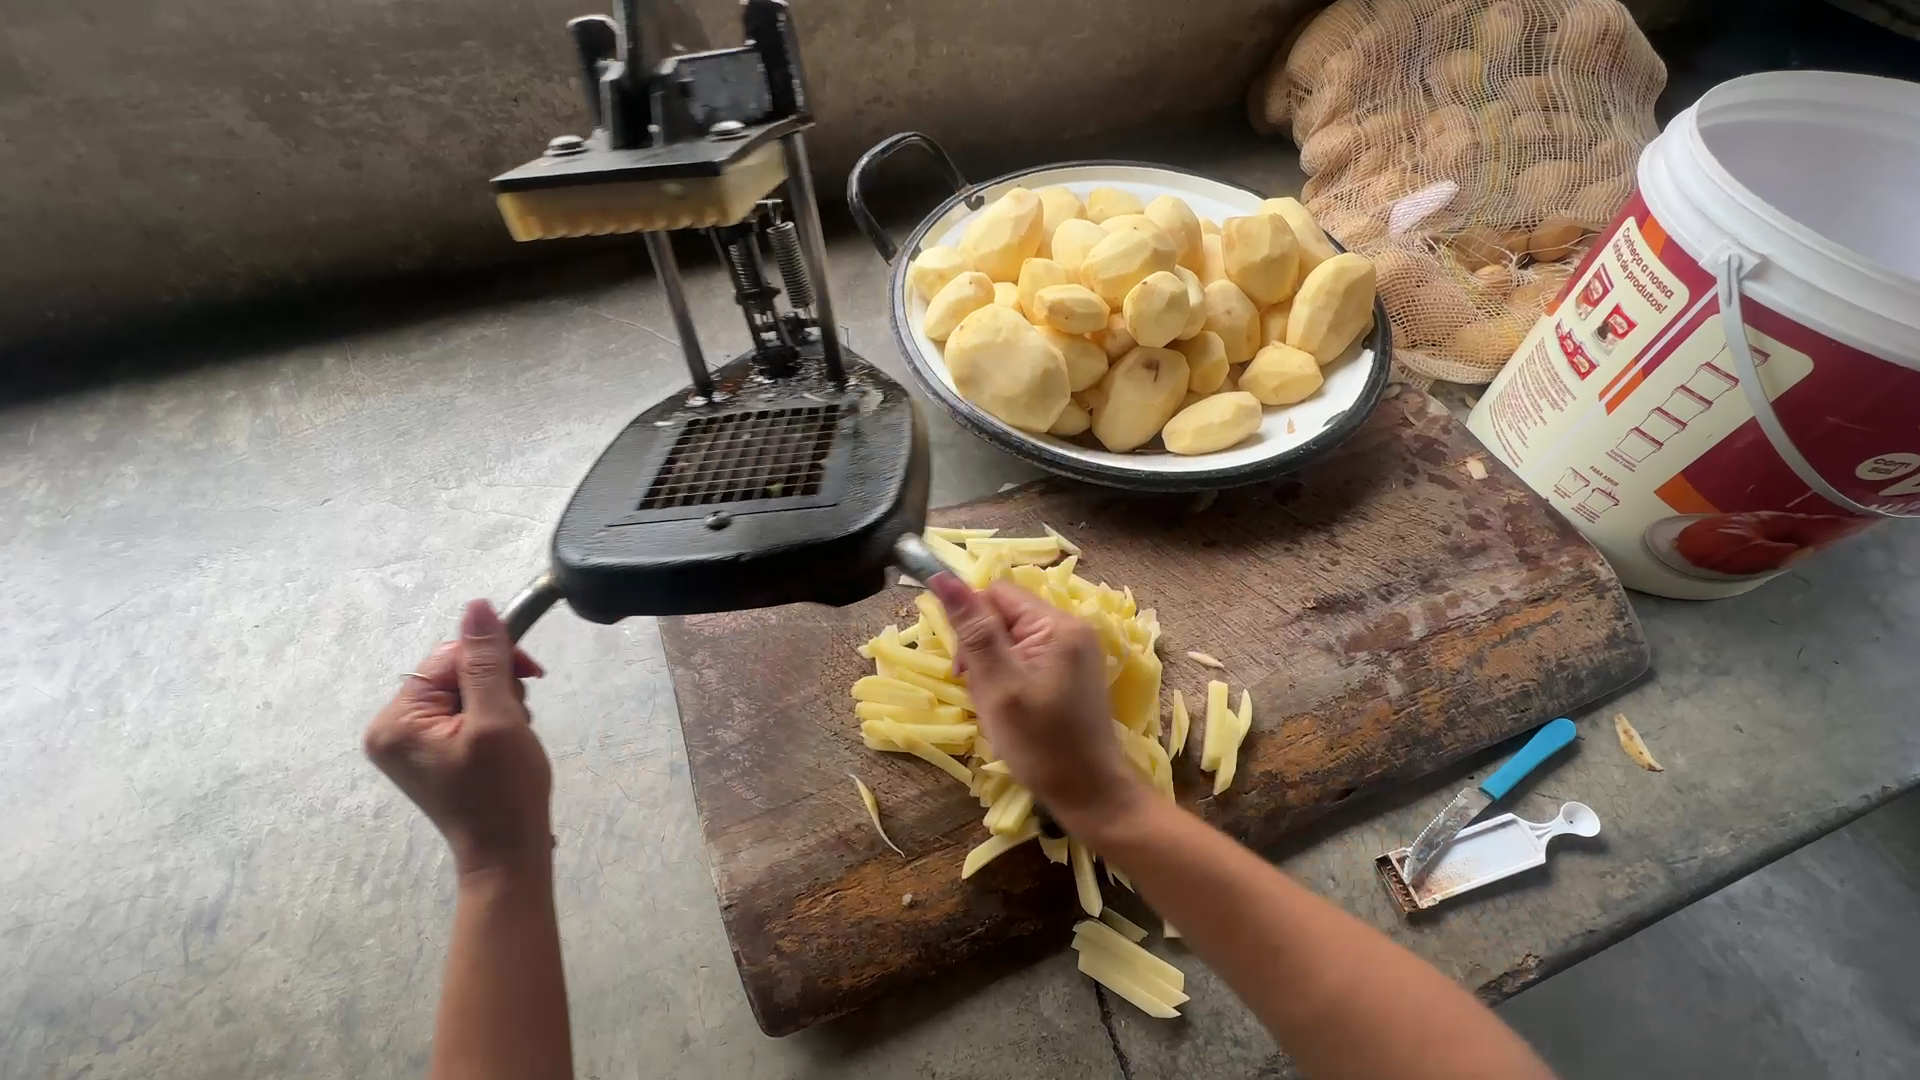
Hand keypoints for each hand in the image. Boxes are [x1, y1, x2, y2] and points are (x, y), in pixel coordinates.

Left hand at [364, 600, 552, 876]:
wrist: (508, 851)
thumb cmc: (504, 789)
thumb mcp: (498, 718)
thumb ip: (486, 661)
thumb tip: (477, 606)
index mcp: (396, 719)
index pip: (449, 657)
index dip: (494, 658)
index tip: (532, 676)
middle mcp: (392, 728)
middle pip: (456, 672)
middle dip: (498, 685)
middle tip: (519, 717)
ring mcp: (410, 742)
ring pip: (466, 691)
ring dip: (500, 702)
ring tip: (513, 735)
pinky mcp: (431, 753)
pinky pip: (465, 713)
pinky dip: (494, 718)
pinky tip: (505, 742)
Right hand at [927, 574, 1145, 829]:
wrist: (1090, 794)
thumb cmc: (1042, 744)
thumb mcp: (998, 685)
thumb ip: (972, 629)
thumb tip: (943, 577)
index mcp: (1057, 624)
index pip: (995, 594)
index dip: (970, 624)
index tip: (964, 669)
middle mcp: (1070, 628)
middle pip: (1003, 616)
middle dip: (982, 651)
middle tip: (984, 694)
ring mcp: (1073, 651)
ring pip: (1010, 641)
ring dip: (993, 670)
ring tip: (998, 707)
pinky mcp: (1071, 672)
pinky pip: (1026, 660)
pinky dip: (1009, 681)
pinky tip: (1012, 710)